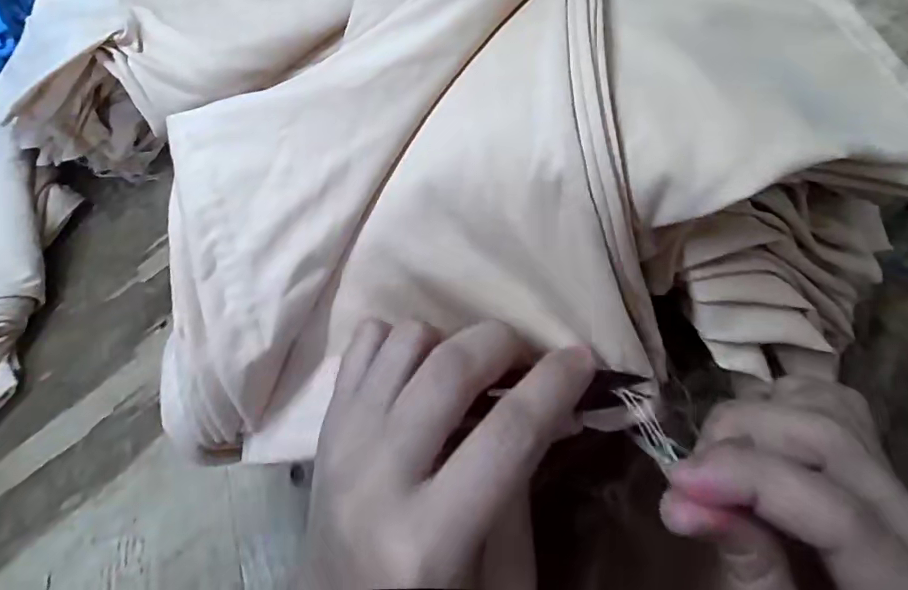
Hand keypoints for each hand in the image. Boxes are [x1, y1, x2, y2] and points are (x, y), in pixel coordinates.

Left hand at [297, 320, 595, 589]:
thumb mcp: (497, 580)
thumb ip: (518, 488)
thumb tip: (552, 405)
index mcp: (427, 539)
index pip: (505, 436)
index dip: (552, 386)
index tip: (582, 356)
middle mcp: (377, 475)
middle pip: (449, 369)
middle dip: (502, 344)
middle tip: (528, 356)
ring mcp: (343, 439)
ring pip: (404, 341)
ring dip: (449, 340)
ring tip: (470, 372)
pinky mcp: (325, 419)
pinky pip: (364, 341)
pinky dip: (400, 341)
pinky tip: (421, 372)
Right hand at [660, 377, 907, 589]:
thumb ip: (751, 572)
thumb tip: (682, 498)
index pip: (839, 512)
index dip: (749, 481)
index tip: (676, 481)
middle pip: (831, 438)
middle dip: (742, 440)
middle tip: (690, 477)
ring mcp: (907, 494)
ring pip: (831, 406)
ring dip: (756, 417)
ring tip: (718, 460)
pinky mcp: (878, 474)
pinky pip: (832, 407)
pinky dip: (777, 406)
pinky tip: (749, 441)